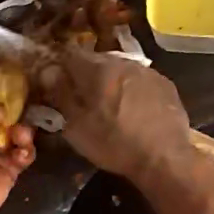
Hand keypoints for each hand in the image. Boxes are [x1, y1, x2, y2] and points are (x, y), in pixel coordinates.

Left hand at [0, 101, 35, 213]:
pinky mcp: (10, 168)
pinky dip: (26, 149)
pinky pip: (24, 151)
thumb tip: (1, 110)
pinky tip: (21, 152)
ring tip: (19, 134)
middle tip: (26, 95)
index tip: (5, 65)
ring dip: (21, 128)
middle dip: (12, 103)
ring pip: (15, 129)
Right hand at [37, 50, 197, 183]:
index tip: (58, 86)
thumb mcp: (77, 126)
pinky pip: (140, 81)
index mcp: (98, 69)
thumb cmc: (114, 143)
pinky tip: (134, 110)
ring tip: (110, 106)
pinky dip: (132, 90)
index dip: (61, 70)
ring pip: (120, 71)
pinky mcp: (166, 85)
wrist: (164, 158)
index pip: (70, 55)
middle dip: (86, 76)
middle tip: (83, 100)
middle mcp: (123, 62)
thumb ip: (61, 95)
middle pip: (97, 61)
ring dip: (111, 83)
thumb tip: (48, 72)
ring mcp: (148, 72)